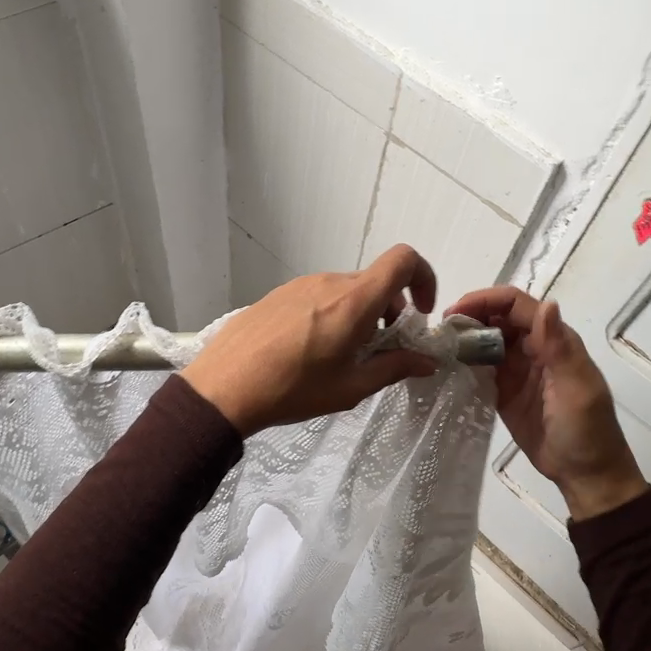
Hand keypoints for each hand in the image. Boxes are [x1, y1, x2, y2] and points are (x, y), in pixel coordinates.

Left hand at [181, 245, 442, 436]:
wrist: (223, 387)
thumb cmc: (293, 390)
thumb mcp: (350, 387)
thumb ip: (393, 368)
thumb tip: (426, 362)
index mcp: (353, 301)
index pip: (403, 260)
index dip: (423, 278)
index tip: (418, 315)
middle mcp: (329, 282)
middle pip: (374, 282)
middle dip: (390, 311)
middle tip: (380, 350)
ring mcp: (300, 285)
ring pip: (346, 290)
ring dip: (359, 315)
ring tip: (342, 356)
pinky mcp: (278, 294)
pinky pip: (318, 295)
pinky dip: (332, 314)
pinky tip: (310, 350)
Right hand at [447, 286, 648, 520]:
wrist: (585, 474)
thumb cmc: (587, 430)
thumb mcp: (576, 389)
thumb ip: (559, 348)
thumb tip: (548, 304)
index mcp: (555, 340)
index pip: (516, 305)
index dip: (486, 300)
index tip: (456, 311)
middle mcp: (535, 347)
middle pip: (497, 318)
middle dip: (469, 316)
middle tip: (440, 330)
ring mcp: (518, 369)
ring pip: (487, 340)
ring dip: (464, 338)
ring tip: (437, 345)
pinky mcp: (504, 390)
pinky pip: (481, 367)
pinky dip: (465, 362)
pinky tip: (446, 365)